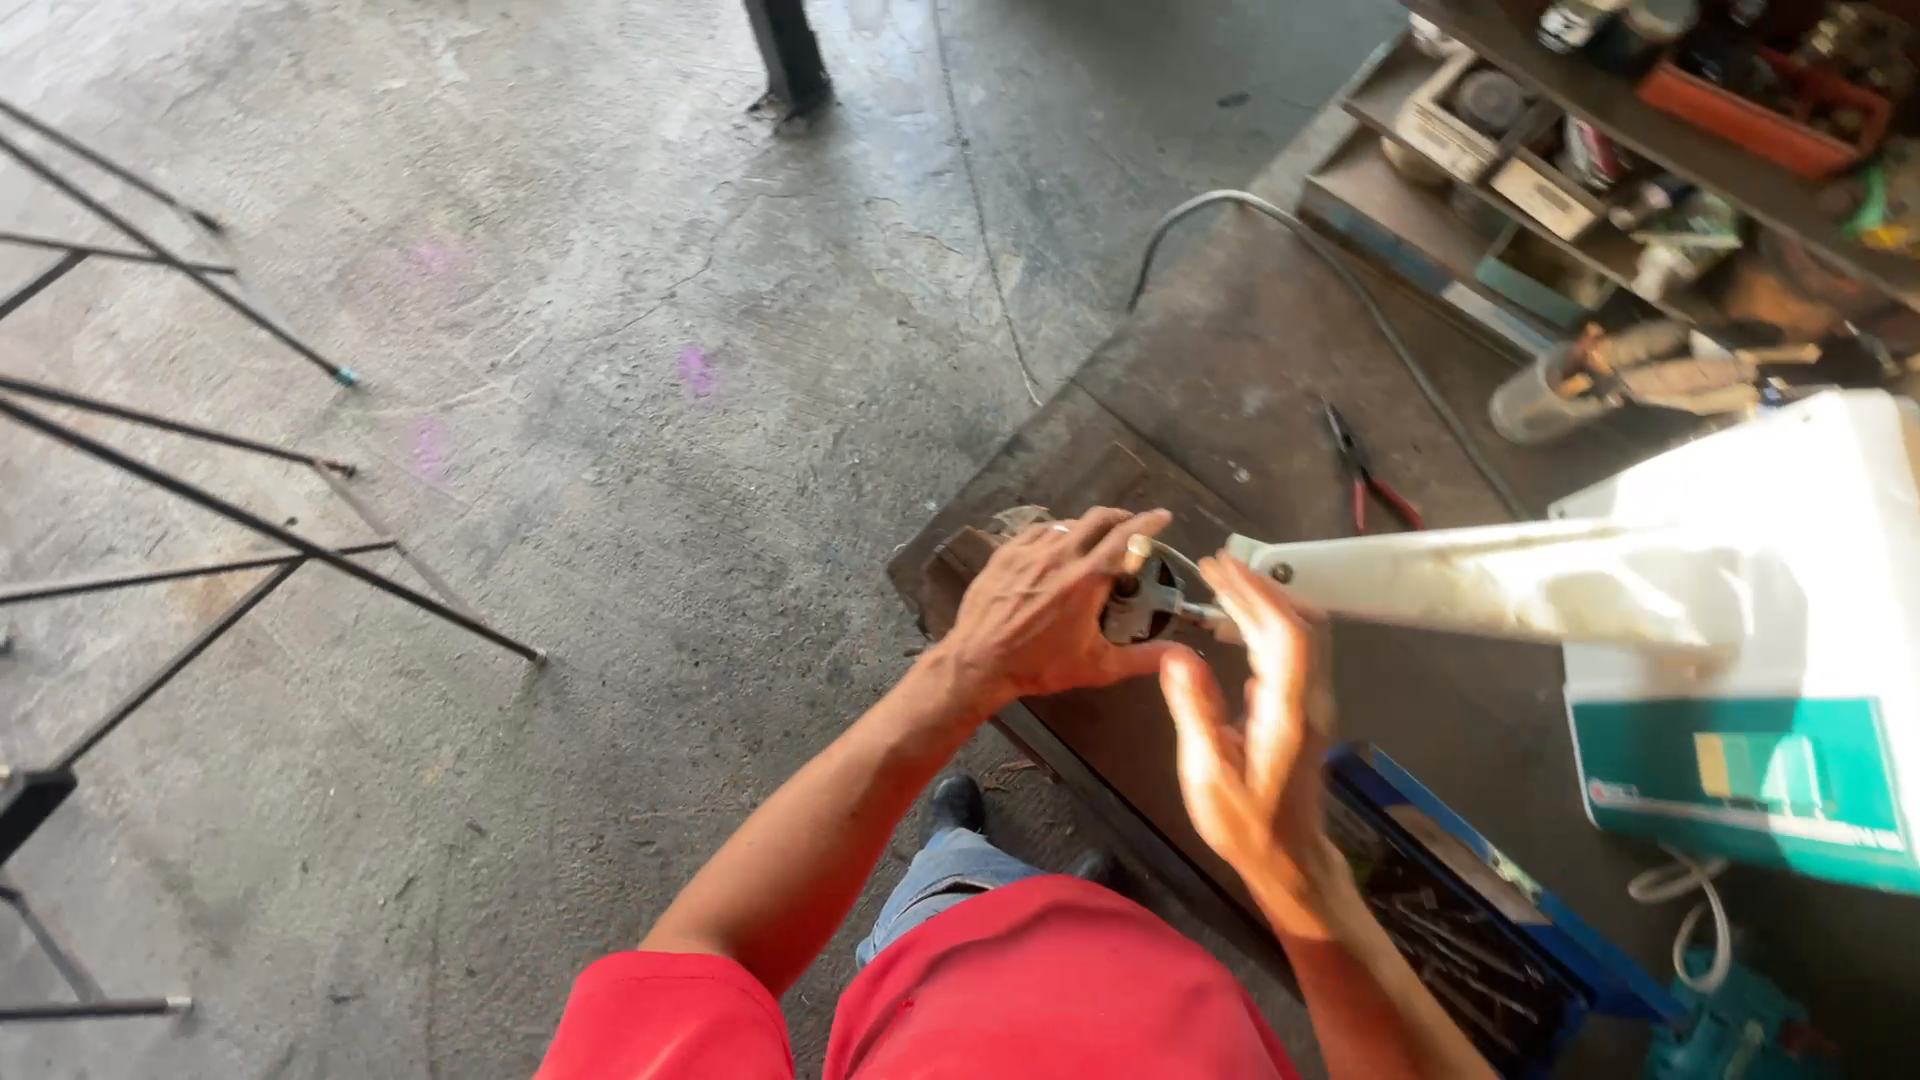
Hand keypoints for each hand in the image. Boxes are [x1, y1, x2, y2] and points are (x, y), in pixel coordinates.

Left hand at [932, 507, 1181, 712]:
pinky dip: (1054, 533)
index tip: (1162, 516)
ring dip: (1085, 527)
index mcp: (1086, 579)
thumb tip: (1184, 655)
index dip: (1148, 522)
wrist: (979, 662)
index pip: (1126, 537)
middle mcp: (1059, 555)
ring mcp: (1028, 551)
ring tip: (1091, 541)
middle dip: (1119, 517)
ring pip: (1066, 523)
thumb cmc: (1039, 666)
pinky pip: (1036, 531)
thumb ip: (1143, 658)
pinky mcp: (1005, 553)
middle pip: (1097, 518)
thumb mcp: (1097, 667)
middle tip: (1129, 527)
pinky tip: (1054, 546)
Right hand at [1159, 554, 1347, 939]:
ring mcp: (1311, 701)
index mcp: (1288, 711)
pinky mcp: (1303, 706)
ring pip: (1301, 633)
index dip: (1255, 594)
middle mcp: (1309, 697)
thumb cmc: (1245, 822)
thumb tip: (1178, 655)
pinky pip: (1293, 649)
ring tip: (1222, 584)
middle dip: (1258, 586)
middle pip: (1299, 623)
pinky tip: (1235, 624)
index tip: (1219, 567)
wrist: (1289, 858)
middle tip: (1214, 565)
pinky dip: (1266, 623)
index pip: (1285, 634)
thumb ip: (1195, 710)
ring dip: (1265, 601)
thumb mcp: (1208, 772)